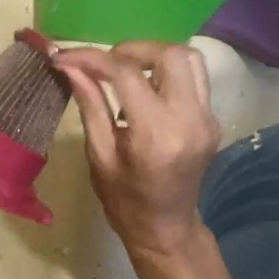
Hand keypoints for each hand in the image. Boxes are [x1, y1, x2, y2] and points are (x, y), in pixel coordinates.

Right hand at [55, 41, 222, 258]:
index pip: (126, 74)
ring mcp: (207, 118)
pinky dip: (167, 72)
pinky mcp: (212, 119)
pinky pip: (194, 77)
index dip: (93, 58)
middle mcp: (189, 120)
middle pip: (170, 54)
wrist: (166, 229)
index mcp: (156, 134)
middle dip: (133, 50)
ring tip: (127, 72)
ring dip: (155, 56)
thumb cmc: (124, 200)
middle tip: (106, 64)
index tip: (66, 58)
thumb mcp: (99, 155)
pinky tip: (145, 90)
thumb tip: (70, 66)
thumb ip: (90, 104)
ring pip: (190, 59)